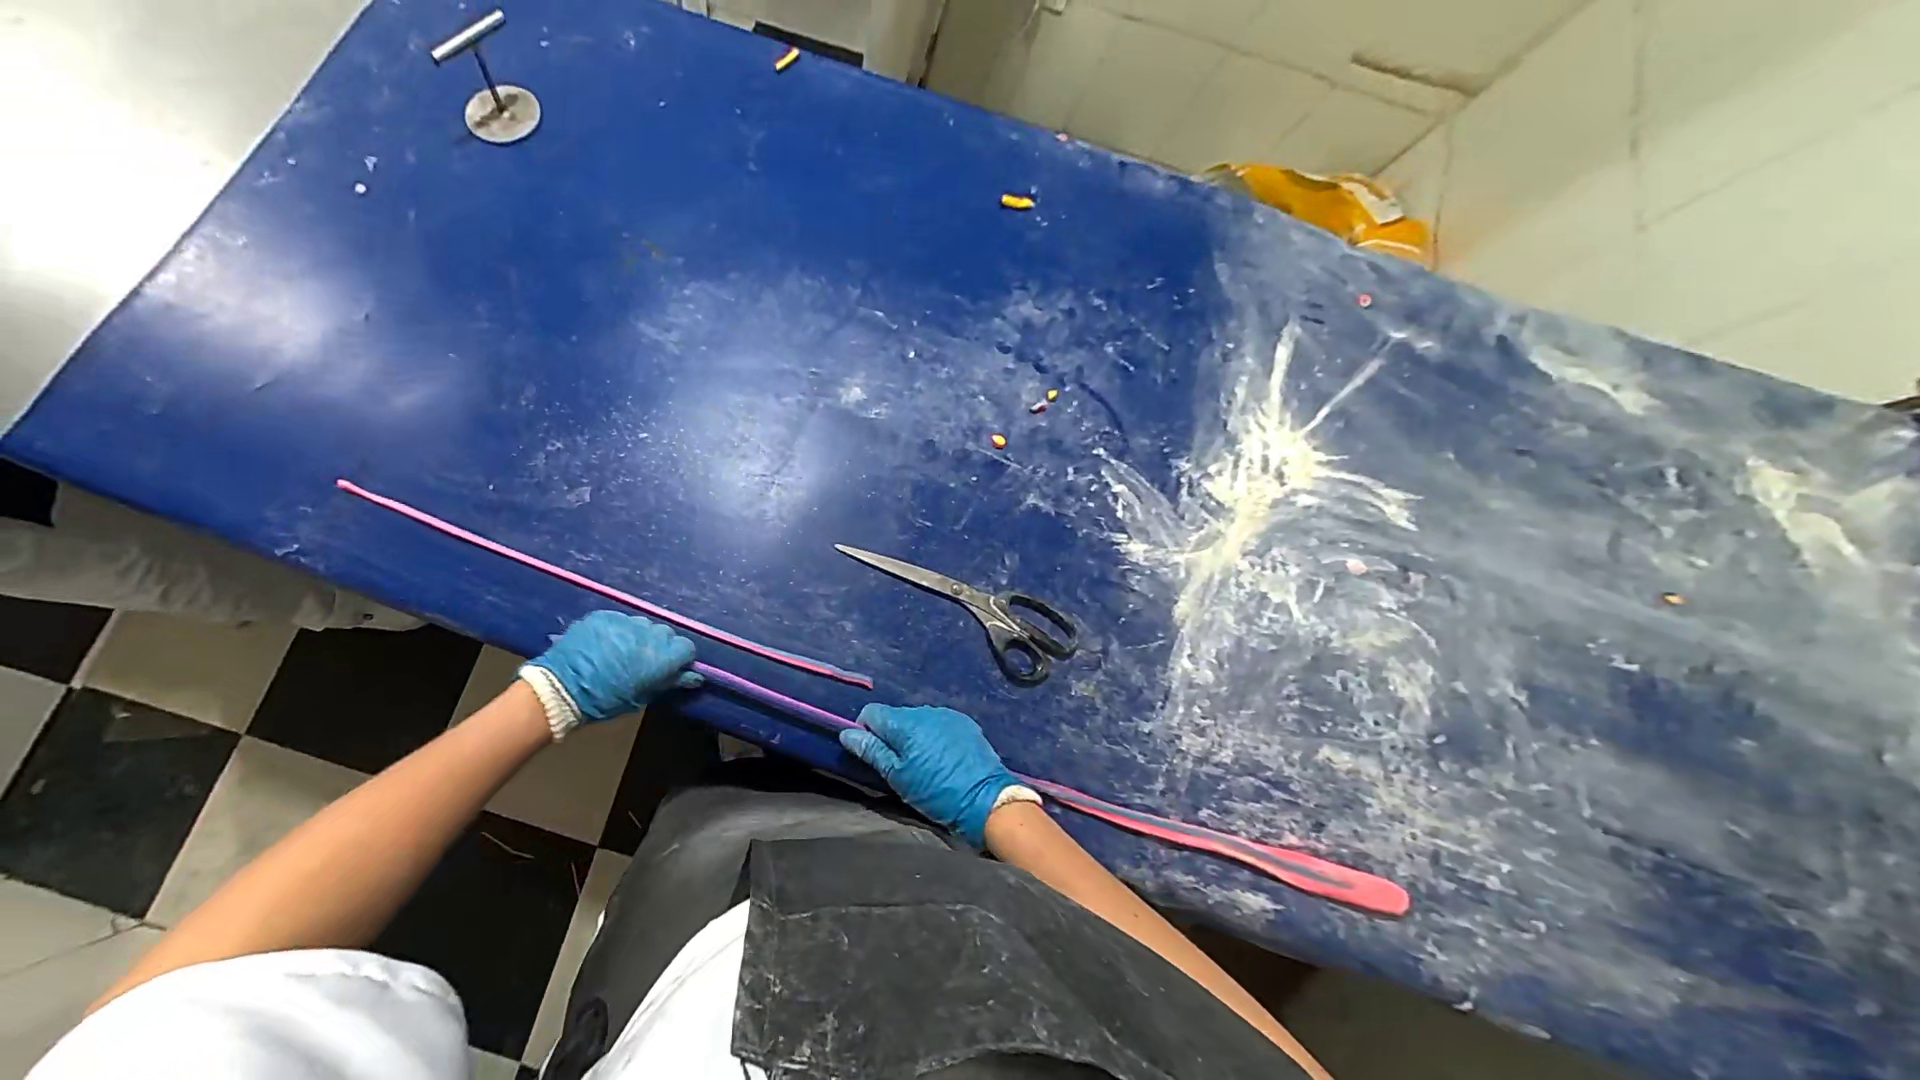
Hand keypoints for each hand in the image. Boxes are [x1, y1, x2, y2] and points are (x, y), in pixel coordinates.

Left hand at [525, 611, 701, 723]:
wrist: (559, 689)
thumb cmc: (604, 700)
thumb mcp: (641, 697)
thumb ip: (669, 682)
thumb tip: (692, 676)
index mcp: (661, 656)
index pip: (686, 647)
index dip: (679, 658)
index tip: (668, 667)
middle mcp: (648, 633)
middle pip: (665, 633)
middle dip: (659, 645)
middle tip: (643, 661)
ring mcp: (625, 622)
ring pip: (643, 625)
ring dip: (639, 636)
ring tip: (622, 651)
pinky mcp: (604, 616)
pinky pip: (620, 620)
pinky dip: (617, 631)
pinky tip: (604, 645)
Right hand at [838, 704, 1017, 846]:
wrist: (986, 800)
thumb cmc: (937, 792)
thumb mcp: (898, 777)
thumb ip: (872, 751)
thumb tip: (846, 733)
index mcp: (906, 722)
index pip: (871, 712)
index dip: (865, 732)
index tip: (873, 756)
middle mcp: (926, 711)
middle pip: (895, 716)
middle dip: (891, 736)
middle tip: (898, 766)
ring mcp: (948, 715)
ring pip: (917, 721)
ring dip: (913, 737)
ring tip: (922, 764)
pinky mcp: (965, 724)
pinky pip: (938, 724)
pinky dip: (933, 737)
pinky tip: (941, 759)